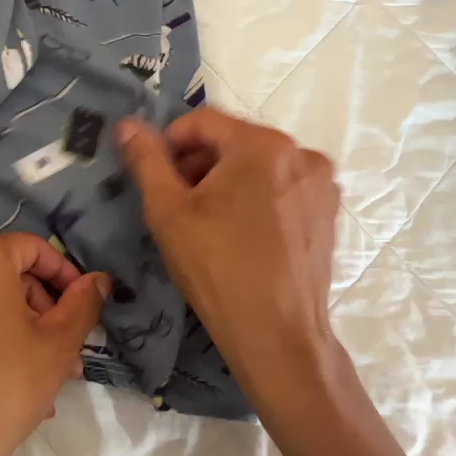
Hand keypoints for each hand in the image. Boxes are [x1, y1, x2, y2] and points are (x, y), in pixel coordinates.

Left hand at [0, 233, 109, 455]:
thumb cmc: (3, 387)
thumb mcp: (57, 345)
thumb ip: (83, 304)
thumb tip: (99, 279)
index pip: (34, 249)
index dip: (65, 277)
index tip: (83, 311)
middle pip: (5, 273)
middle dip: (41, 310)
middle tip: (66, 356)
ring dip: (15, 327)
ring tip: (38, 376)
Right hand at [115, 109, 341, 395]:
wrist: (277, 335)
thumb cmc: (216, 267)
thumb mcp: (167, 209)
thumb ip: (146, 159)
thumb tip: (127, 125)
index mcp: (263, 145)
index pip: (202, 121)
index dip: (169, 142)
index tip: (154, 176)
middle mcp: (301, 154)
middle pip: (233, 141)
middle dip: (198, 163)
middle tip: (176, 201)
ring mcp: (321, 185)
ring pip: (258, 165)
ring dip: (226, 180)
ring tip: (207, 221)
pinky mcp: (329, 213)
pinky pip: (281, 188)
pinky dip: (255, 198)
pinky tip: (239, 234)